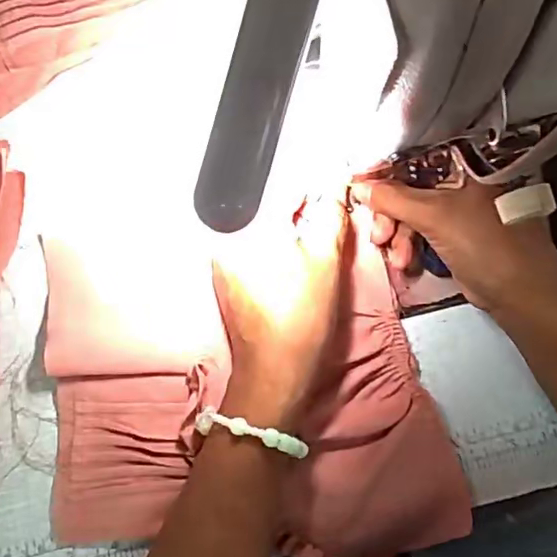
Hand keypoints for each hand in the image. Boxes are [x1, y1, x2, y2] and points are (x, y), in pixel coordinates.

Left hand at [211, 197, 351, 431]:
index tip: (336, 192)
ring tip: (313, 246)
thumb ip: (330, 215)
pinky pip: (254, 245)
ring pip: (263, 224)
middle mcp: (224, 235)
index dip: (316, 184)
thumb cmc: (300, 321)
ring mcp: (221, 257)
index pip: (285, 182)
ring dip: (289, 226)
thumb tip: (334, 190)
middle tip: (328, 221)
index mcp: (246, 225)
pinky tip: (294, 266)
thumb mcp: (327, 262)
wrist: (272, 374)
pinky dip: (276, 246)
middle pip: (270, 201)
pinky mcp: (225, 276)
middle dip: (301, 206)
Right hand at [350, 181, 556, 316]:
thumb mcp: (436, 216)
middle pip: (409, 187)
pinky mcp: (455, 235)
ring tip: (398, 258)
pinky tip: (405, 261)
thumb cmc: (487, 244)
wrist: (520, 292)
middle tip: (380, 236)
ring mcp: (459, 209)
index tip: (360, 189)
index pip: (414, 158)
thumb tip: (359, 186)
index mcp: (465, 164)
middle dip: (390, 214)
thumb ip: (394, 198)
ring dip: (398, 236)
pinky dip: (410, 246)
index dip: (385, 173)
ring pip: (412, 213)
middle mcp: (462, 181)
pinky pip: (422, 232)